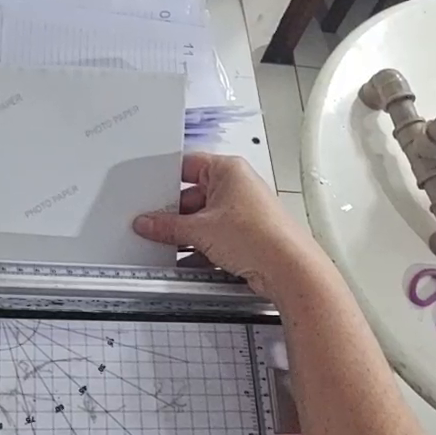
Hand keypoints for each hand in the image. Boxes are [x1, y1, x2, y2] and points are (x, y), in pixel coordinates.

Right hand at [133, 153, 333, 303]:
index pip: (187, 166)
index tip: (146, 193)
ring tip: (162, 245)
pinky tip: (181, 261)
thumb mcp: (201, 230)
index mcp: (228, 170)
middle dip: (172, 215)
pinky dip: (197, 249)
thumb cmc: (260, 236)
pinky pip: (211, 238)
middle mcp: (236, 187)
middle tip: (149, 225)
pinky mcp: (242, 236)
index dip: (165, 179)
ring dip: (184, 235)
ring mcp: (240, 212)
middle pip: (192, 197)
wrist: (289, 269)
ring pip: (201, 220)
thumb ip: (168, 227)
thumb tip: (148, 223)